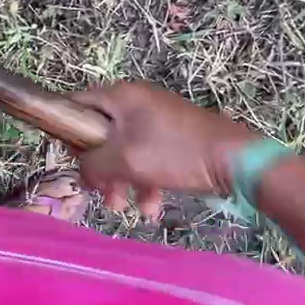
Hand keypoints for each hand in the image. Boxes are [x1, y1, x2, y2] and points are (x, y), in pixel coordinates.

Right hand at [69, 83, 258, 218]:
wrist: (237, 161)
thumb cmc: (175, 153)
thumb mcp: (125, 160)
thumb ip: (93, 164)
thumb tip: (81, 172)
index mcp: (120, 96)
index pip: (76, 104)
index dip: (66, 130)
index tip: (70, 159)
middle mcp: (136, 101)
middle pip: (100, 131)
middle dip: (98, 165)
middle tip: (98, 192)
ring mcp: (157, 118)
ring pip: (124, 147)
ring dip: (120, 178)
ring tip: (122, 208)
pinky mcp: (175, 136)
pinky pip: (148, 154)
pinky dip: (144, 178)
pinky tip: (151, 207)